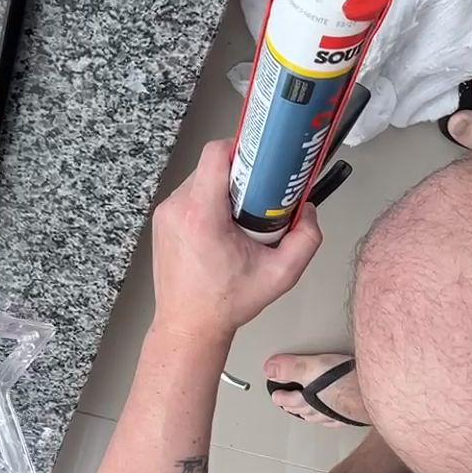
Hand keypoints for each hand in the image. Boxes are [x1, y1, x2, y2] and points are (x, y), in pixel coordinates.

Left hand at [150, 139, 323, 339]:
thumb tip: (308, 209)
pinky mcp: (162, 221)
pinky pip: (190, 195)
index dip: (242, 148)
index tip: (262, 158)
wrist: (189, 325)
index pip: (216, 155)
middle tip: (261, 196)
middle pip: (213, 166)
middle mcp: (178, 209)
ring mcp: (166, 214)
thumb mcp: (281, 274)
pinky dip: (210, 202)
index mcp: (202, 216)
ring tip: (243, 217)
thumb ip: (306, 238)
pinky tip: (225, 227)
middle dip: (241, 174)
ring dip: (225, 189)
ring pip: (201, 179)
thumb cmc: (226, 302)